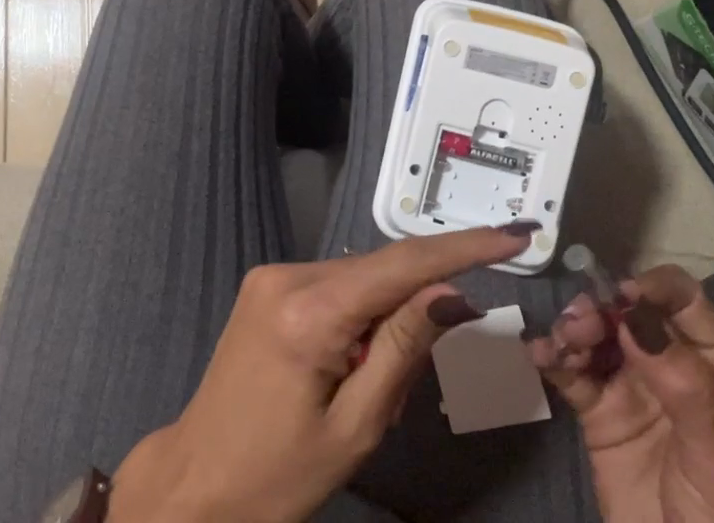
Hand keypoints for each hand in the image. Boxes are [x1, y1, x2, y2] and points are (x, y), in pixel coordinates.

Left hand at [108, 222, 539, 522]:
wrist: (198, 479)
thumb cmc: (278, 472)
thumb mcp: (356, 425)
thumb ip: (404, 350)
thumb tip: (451, 292)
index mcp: (308, 311)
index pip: (402, 264)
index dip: (465, 247)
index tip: (516, 234)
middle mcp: (285, 276)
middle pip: (381, 270)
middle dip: (422, 303)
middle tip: (430, 366)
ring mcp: (270, 277)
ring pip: (359, 278)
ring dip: (388, 316)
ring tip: (377, 385)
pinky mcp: (265, 287)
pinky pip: (334, 286)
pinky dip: (361, 315)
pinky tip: (353, 364)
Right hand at [530, 265, 713, 522]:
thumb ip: (686, 385)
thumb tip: (636, 314)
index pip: (686, 303)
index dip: (652, 289)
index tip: (619, 296)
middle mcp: (672, 368)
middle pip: (630, 313)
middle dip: (602, 307)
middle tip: (581, 326)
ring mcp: (632, 390)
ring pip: (597, 335)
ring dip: (573, 328)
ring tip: (562, 346)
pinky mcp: (597, 413)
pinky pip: (569, 371)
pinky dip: (551, 355)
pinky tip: (539, 355)